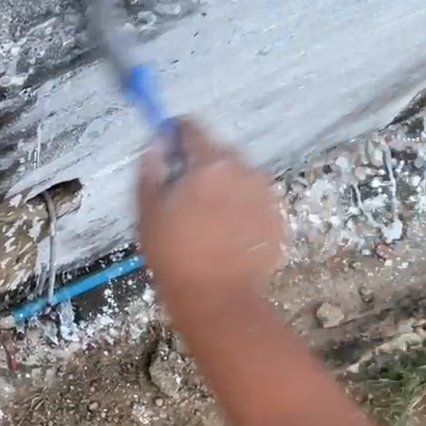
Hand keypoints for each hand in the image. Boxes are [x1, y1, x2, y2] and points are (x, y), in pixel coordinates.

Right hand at [136, 118, 284, 315]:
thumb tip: (155, 143)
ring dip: (220, 183)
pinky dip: (237, 204)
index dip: (174, 133)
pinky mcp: (278, 216)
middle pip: (216, 151)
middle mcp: (244, 170)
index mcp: (210, 164)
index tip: (164, 148)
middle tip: (180, 193)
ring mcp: (266, 194)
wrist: (218, 297)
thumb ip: (150, 169)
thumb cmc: (173, 252)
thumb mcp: (148, 210)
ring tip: (203, 215)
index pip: (192, 128)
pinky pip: (252, 197)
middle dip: (198, 163)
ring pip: (237, 174)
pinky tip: (223, 230)